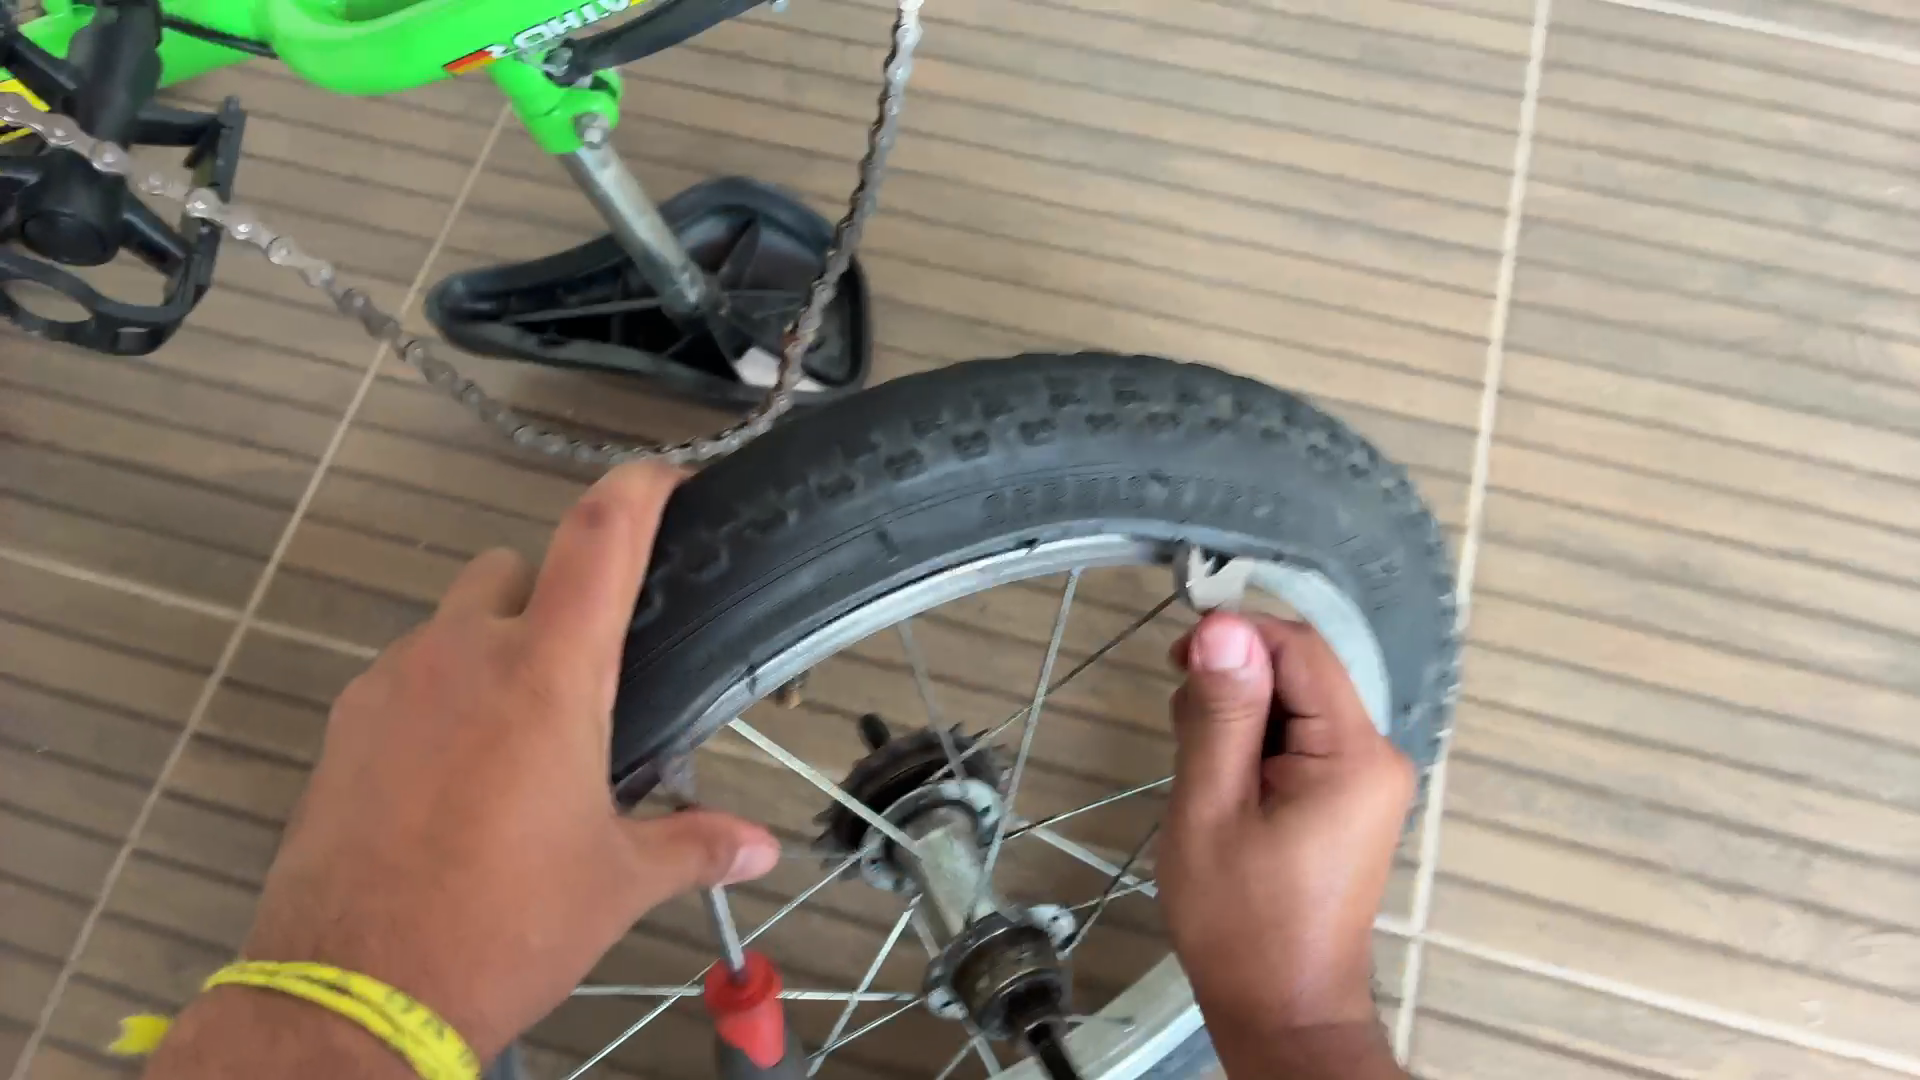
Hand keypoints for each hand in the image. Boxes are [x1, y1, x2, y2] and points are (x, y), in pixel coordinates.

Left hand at [195, 465, 778, 1063]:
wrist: (345, 1006)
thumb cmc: (505, 924)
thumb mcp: (617, 881)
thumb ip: (698, 845)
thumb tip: (765, 850)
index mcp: (551, 675)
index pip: (599, 539)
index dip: (638, 489)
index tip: (667, 476)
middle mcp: (468, 655)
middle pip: (519, 564)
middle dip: (562, 589)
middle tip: (593, 662)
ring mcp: (395, 684)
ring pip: (461, 617)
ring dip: (503, 641)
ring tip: (527, 723)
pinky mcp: (345, 724)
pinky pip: (413, 671)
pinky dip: (448, 688)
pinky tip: (462, 761)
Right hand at [1159, 612, 1412, 1077]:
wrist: (1280, 1008)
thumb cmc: (1237, 917)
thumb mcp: (1211, 805)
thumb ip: (1220, 713)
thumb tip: (1220, 626)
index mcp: (1352, 754)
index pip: (1298, 648)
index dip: (1235, 637)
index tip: (1176, 661)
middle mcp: (1374, 754)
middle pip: (1296, 671)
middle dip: (1230, 682)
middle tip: (1183, 731)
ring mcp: (1364, 776)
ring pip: (1289, 700)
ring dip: (1233, 714)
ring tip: (1199, 768)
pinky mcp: (1346, 793)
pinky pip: (1295, 735)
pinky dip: (1249, 740)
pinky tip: (1220, 778)